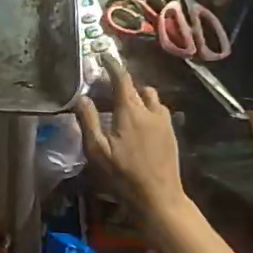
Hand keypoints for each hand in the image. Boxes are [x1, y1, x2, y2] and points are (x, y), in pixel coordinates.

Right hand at [75, 54, 188, 218]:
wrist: (159, 197)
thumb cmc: (123, 175)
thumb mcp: (97, 150)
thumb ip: (88, 121)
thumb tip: (81, 97)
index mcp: (131, 110)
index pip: (122, 78)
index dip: (112, 65)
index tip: (103, 55)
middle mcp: (151, 110)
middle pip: (138, 87)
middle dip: (124, 85)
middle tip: (107, 94)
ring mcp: (165, 121)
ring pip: (152, 98)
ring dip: (138, 97)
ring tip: (123, 109)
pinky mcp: (172, 134)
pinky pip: (159, 112)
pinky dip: (148, 110)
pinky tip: (138, 126)